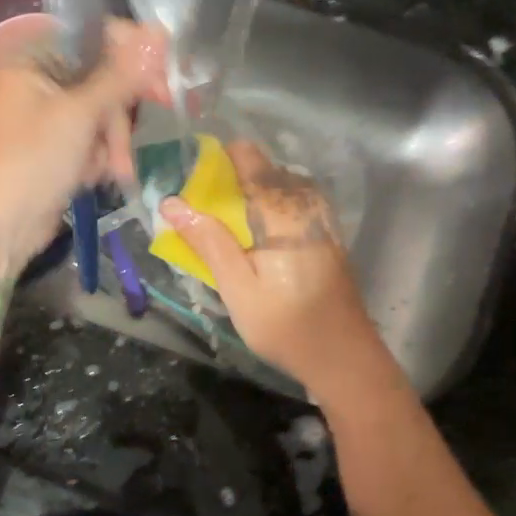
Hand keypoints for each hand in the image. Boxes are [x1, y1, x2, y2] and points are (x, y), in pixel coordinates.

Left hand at [0, 19, 167, 266]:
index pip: (94, 39)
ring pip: (101, 118)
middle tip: (144, 129)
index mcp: (35, 62)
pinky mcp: (55, 155)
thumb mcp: (79, 113)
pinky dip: (98, 161)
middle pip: (102, 82)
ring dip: (111, 145)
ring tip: (112, 171)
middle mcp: (39, 85)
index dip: (131, 56)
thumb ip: (121, 74)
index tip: (161, 80)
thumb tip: (158, 31)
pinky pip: (90, 145)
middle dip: (119, 116)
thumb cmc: (32, 160)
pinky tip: (95, 179)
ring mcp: (46, 122)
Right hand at [158, 141, 391, 396]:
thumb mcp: (237, 289)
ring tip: (224, 222)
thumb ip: (209, 241)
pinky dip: (270, 209)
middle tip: (200, 207)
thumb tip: (172, 203)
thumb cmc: (285, 326)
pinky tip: (256, 237)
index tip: (192, 176)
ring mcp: (323, 220)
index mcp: (283, 212)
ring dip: (251, 195)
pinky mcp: (327, 236)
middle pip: (266, 169)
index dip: (219, 159)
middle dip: (232, 179)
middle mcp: (307, 205)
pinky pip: (295, 204)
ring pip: (282, 186)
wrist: (343, 356)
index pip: (251, 159)